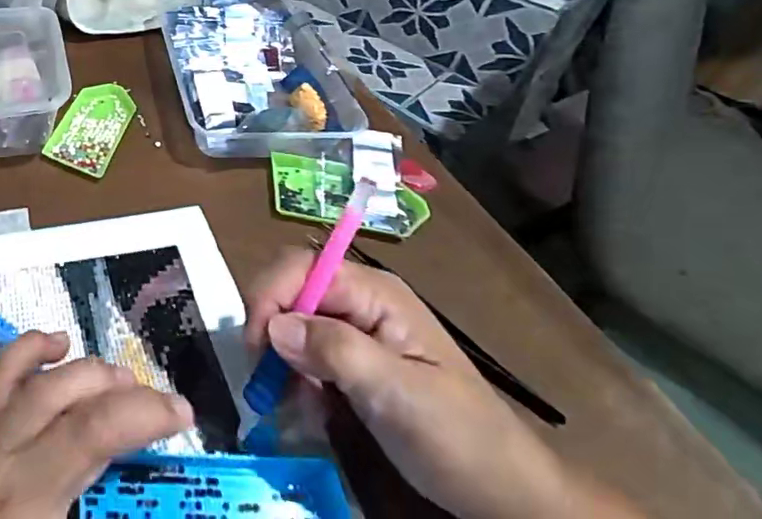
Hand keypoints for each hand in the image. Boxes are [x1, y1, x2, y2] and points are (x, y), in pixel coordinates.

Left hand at [0, 329, 193, 517]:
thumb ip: (63, 516)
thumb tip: (94, 492)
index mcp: (25, 503)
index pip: (94, 437)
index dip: (144, 417)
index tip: (181, 413)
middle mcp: (2, 459)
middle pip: (73, 402)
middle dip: (126, 395)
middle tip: (162, 402)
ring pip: (37, 383)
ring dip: (84, 372)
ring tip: (120, 377)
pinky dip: (26, 354)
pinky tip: (50, 343)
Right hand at [245, 249, 639, 518]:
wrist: (508, 494)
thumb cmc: (459, 438)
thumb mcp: (398, 395)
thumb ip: (336, 352)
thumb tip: (274, 326)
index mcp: (374, 292)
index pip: (301, 267)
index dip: (269, 296)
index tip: (254, 346)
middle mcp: (360, 300)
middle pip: (291, 291)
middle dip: (270, 330)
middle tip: (265, 381)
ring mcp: (356, 331)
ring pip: (292, 324)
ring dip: (281, 360)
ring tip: (289, 403)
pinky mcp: (352, 361)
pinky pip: (305, 353)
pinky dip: (295, 378)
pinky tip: (307, 408)